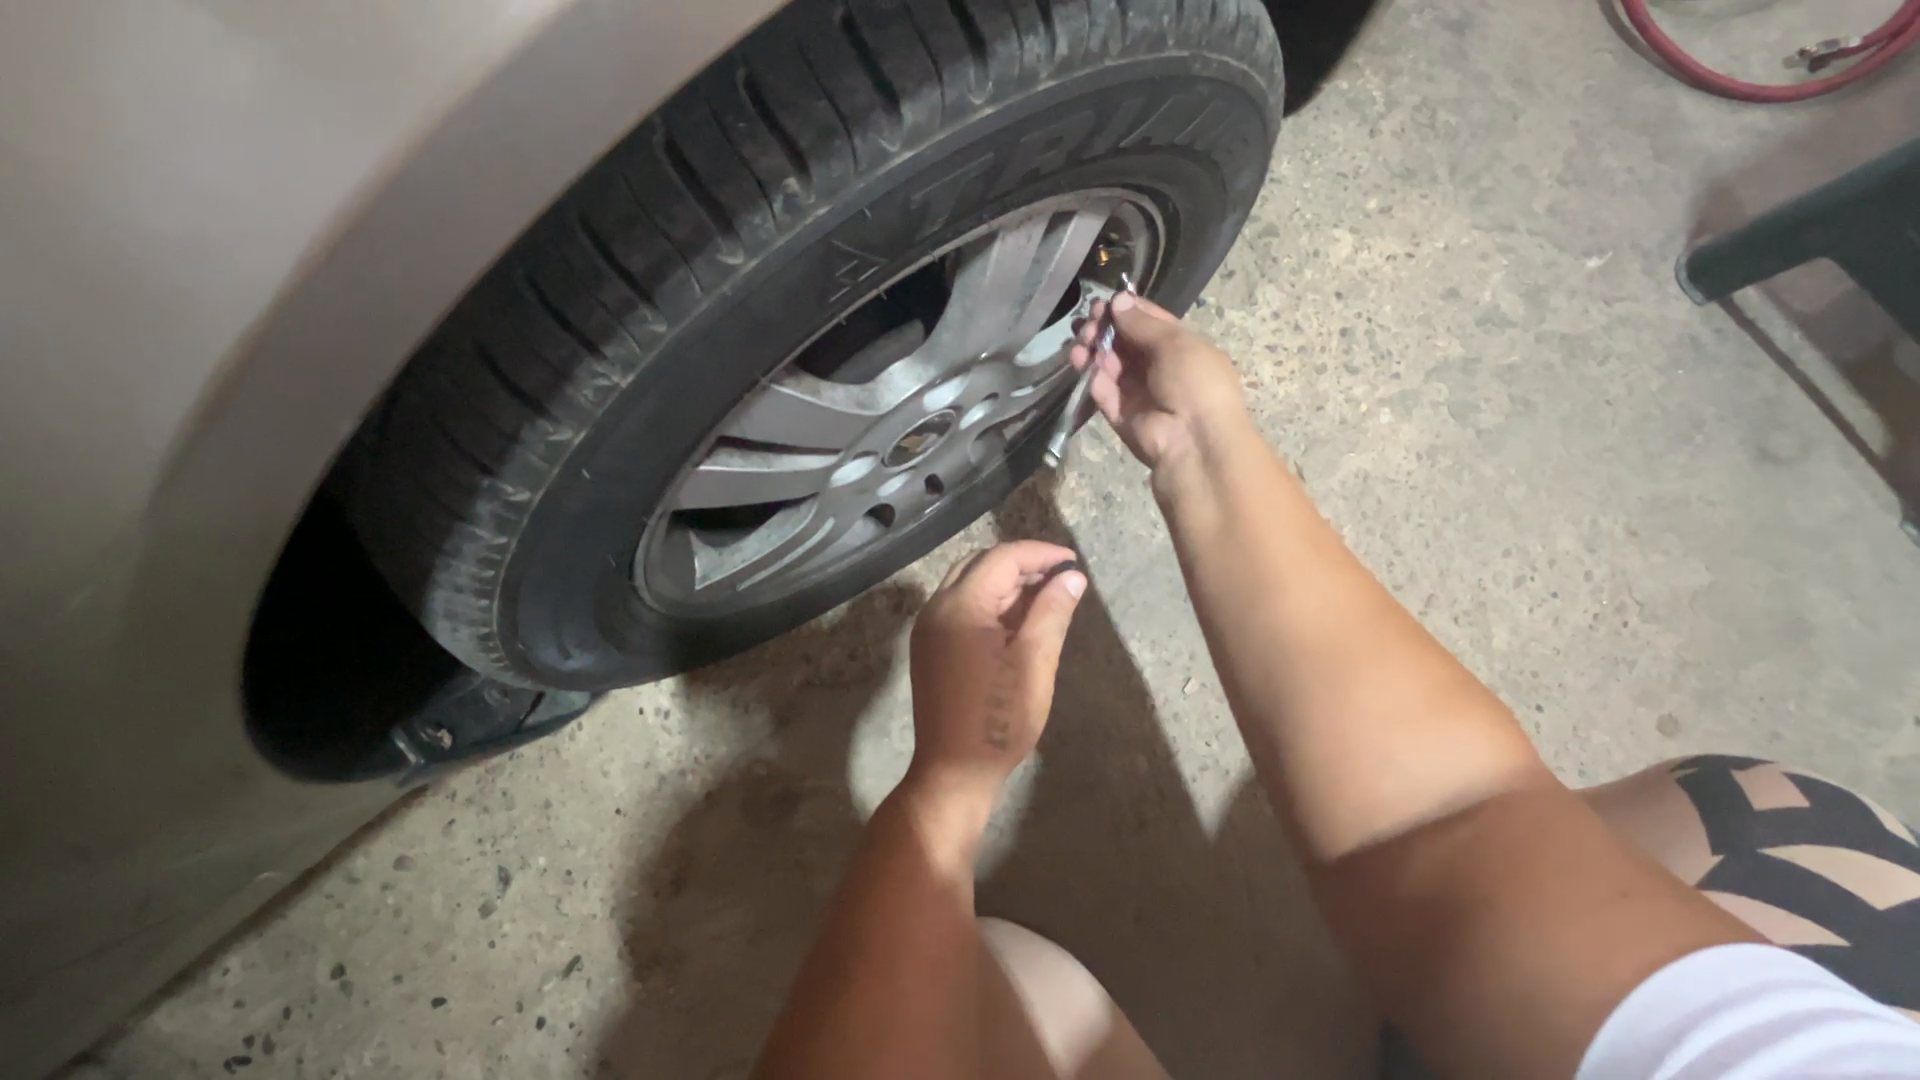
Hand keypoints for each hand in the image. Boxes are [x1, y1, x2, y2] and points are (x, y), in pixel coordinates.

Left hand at [904, 542, 1087, 820]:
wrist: (953, 771)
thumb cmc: (998, 719)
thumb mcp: (1035, 662)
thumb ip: (1052, 611)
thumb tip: (1072, 576)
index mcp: (960, 606)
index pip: (1002, 558)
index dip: (1040, 554)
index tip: (1073, 562)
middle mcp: (936, 608)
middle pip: (980, 565)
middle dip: (1021, 565)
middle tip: (1060, 578)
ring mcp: (928, 628)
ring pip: (968, 585)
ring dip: (1006, 584)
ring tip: (1045, 598)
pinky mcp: (929, 648)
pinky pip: (960, 608)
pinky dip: (990, 604)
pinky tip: (1018, 621)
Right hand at [1070, 291, 1252, 472]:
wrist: (1194, 440)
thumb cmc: (1195, 382)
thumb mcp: (1175, 343)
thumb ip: (1142, 323)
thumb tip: (1118, 300)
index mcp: (1180, 348)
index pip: (1148, 323)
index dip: (1126, 310)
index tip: (1104, 301)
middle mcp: (1158, 368)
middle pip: (1124, 342)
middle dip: (1104, 328)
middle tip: (1087, 319)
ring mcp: (1138, 392)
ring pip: (1109, 365)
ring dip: (1093, 348)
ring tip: (1081, 338)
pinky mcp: (1119, 414)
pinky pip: (1102, 390)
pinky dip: (1091, 374)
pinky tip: (1081, 359)